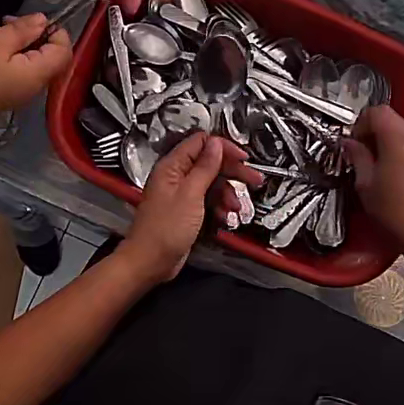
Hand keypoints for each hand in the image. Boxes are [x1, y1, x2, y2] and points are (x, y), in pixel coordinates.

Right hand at [0, 14, 72, 120]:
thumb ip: (24, 30)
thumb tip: (44, 21)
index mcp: (37, 76)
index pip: (64, 52)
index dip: (56, 31)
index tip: (34, 18)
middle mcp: (33, 88)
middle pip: (45, 55)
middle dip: (28, 33)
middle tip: (5, 21)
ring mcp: (17, 92)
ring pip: (26, 59)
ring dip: (10, 40)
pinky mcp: (2, 93)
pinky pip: (12, 69)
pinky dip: (2, 53)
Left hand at [118, 133, 259, 282]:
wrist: (150, 261)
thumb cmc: (163, 230)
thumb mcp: (190, 194)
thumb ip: (205, 167)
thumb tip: (215, 144)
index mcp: (172, 166)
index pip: (201, 143)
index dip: (223, 148)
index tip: (242, 158)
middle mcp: (175, 177)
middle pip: (209, 163)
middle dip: (232, 171)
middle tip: (253, 179)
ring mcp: (180, 194)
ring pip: (211, 184)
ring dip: (227, 194)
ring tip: (235, 207)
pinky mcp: (185, 210)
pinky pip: (207, 201)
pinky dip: (219, 207)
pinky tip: (225, 217)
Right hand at [342, 106, 403, 252]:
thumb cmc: (389, 208)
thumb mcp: (364, 182)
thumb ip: (357, 156)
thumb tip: (348, 142)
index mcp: (398, 141)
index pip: (379, 112)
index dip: (361, 122)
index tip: (352, 142)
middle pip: (392, 118)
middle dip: (372, 129)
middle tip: (359, 151)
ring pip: (401, 131)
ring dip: (384, 139)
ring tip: (372, 162)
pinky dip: (396, 148)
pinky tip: (388, 170)